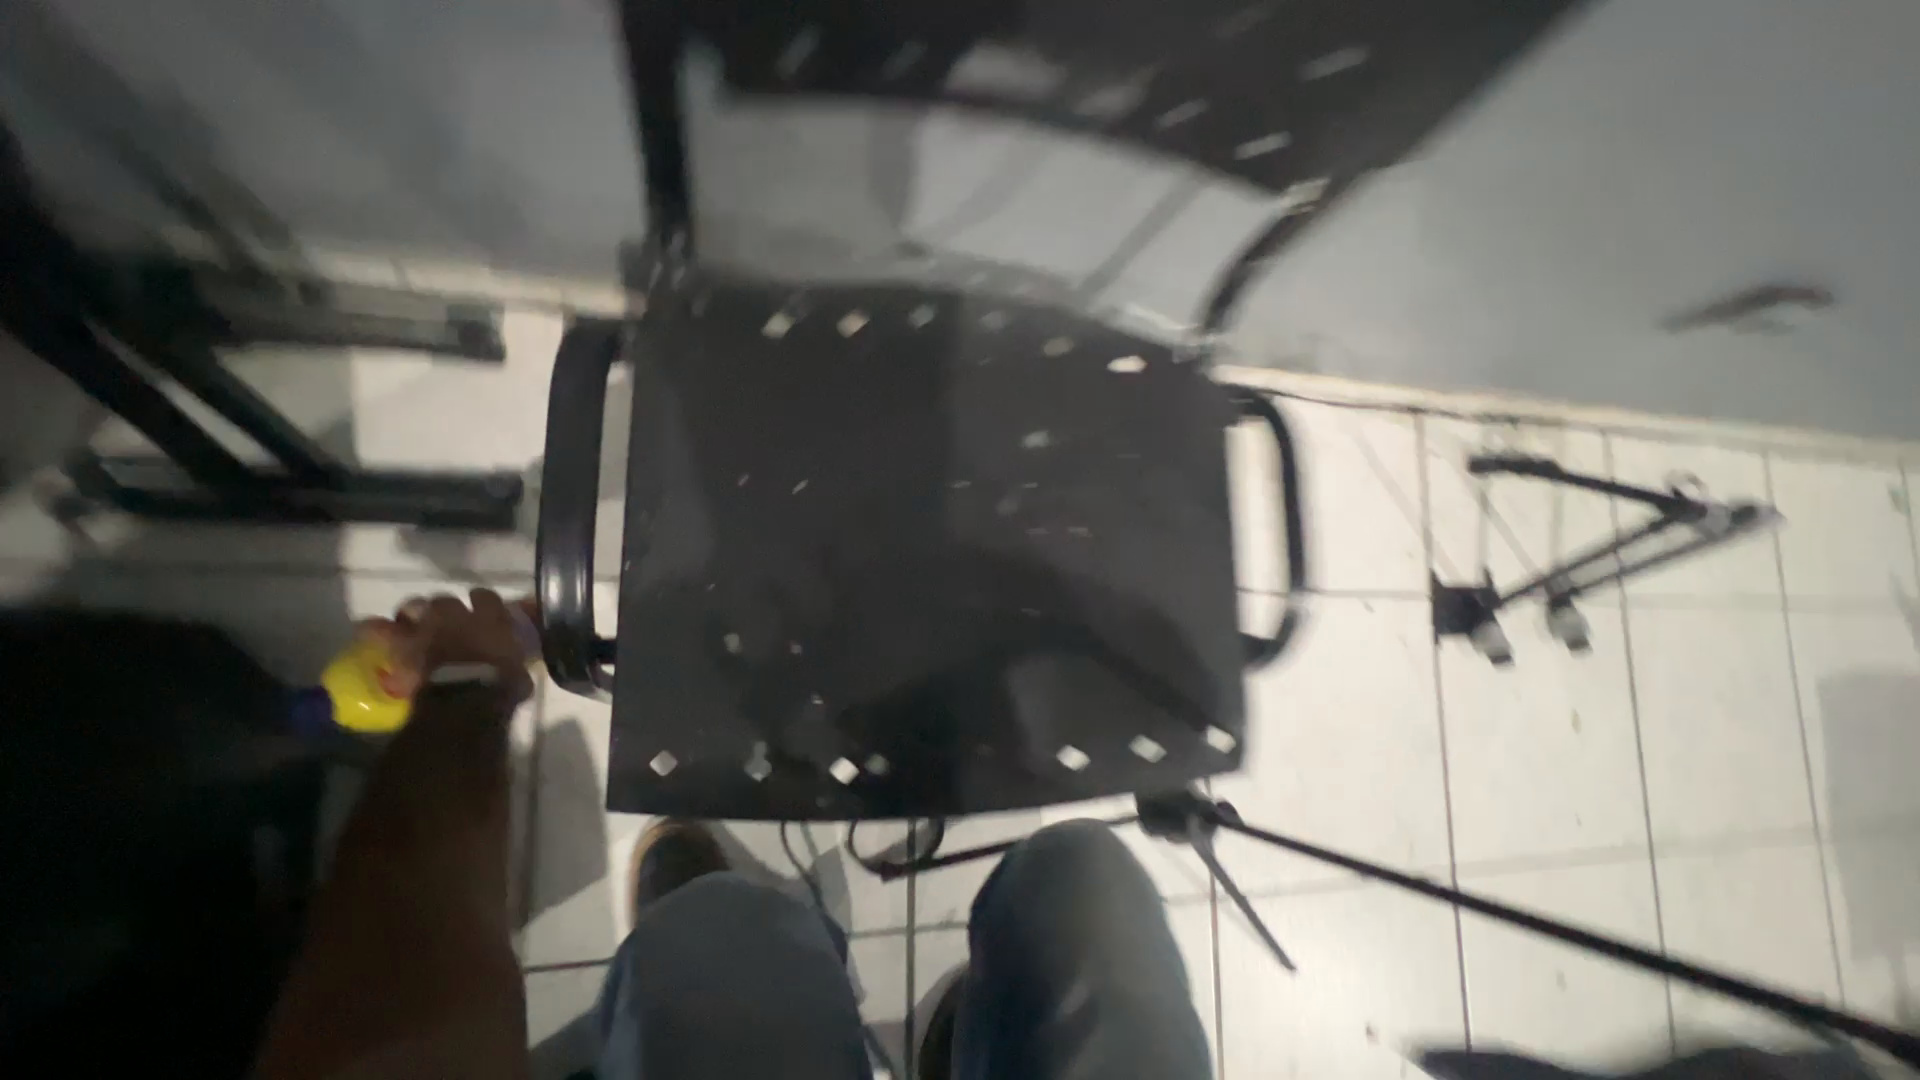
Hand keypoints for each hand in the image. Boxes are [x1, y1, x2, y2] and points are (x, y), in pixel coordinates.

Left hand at [381, 588, 534, 705]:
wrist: (467, 700)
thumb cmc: (501, 688)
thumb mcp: (520, 676)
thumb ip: (515, 665)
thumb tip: (517, 672)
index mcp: (492, 620)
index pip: (484, 596)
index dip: (481, 602)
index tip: (481, 611)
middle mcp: (459, 617)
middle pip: (444, 600)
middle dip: (443, 610)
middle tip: (444, 623)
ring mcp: (429, 628)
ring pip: (413, 606)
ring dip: (412, 614)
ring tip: (411, 624)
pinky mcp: (405, 645)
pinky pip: (381, 630)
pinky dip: (377, 631)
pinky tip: (373, 630)